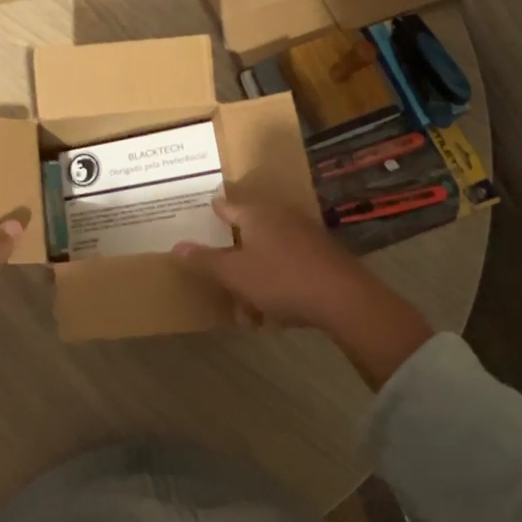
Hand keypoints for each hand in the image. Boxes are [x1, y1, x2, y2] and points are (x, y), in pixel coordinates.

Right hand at [174, 199, 431, 389]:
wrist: (346, 300)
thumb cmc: (282, 280)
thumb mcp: (236, 274)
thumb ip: (205, 261)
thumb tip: (176, 246)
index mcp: (257, 214)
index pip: (226, 206)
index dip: (211, 213)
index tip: (199, 218)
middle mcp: (280, 217)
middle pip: (248, 234)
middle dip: (233, 261)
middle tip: (223, 283)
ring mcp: (305, 236)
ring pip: (268, 256)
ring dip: (254, 282)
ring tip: (249, 314)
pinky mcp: (322, 257)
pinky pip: (288, 267)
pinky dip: (276, 286)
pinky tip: (276, 315)